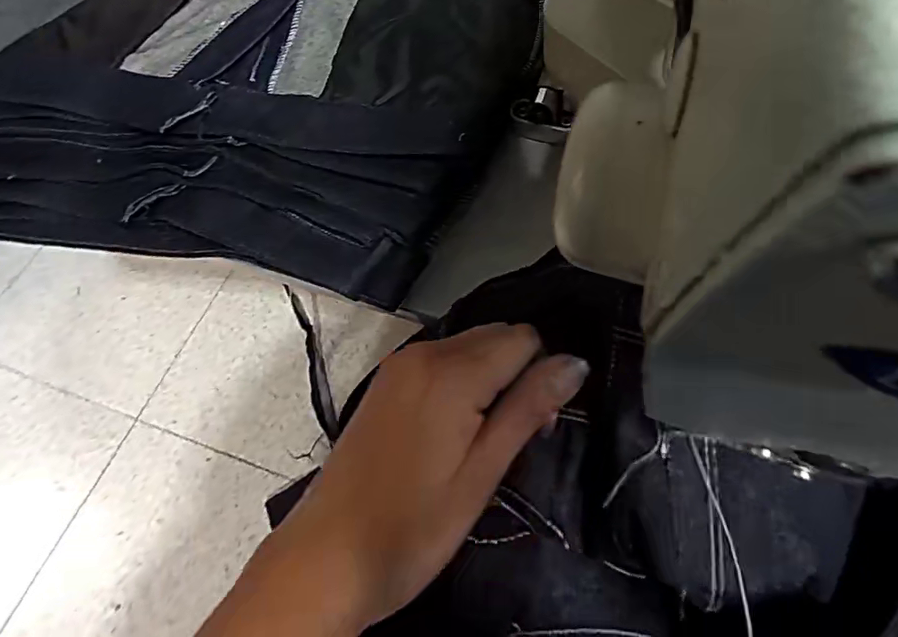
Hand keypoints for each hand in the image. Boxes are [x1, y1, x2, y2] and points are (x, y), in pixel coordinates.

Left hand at [199, 324, 589, 636]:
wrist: (321, 564)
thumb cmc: (411, 527)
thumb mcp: (482, 473)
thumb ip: (530, 407)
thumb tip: (576, 362)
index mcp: (453, 371)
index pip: (526, 338)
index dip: (541, 376)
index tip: (536, 424)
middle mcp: (427, 351)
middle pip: (499, 334)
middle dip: (518, 372)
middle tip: (509, 437)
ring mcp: (401, 363)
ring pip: (473, 344)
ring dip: (491, 376)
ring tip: (480, 438)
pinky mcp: (387, 379)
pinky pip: (444, 357)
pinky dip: (462, 379)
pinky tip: (451, 428)